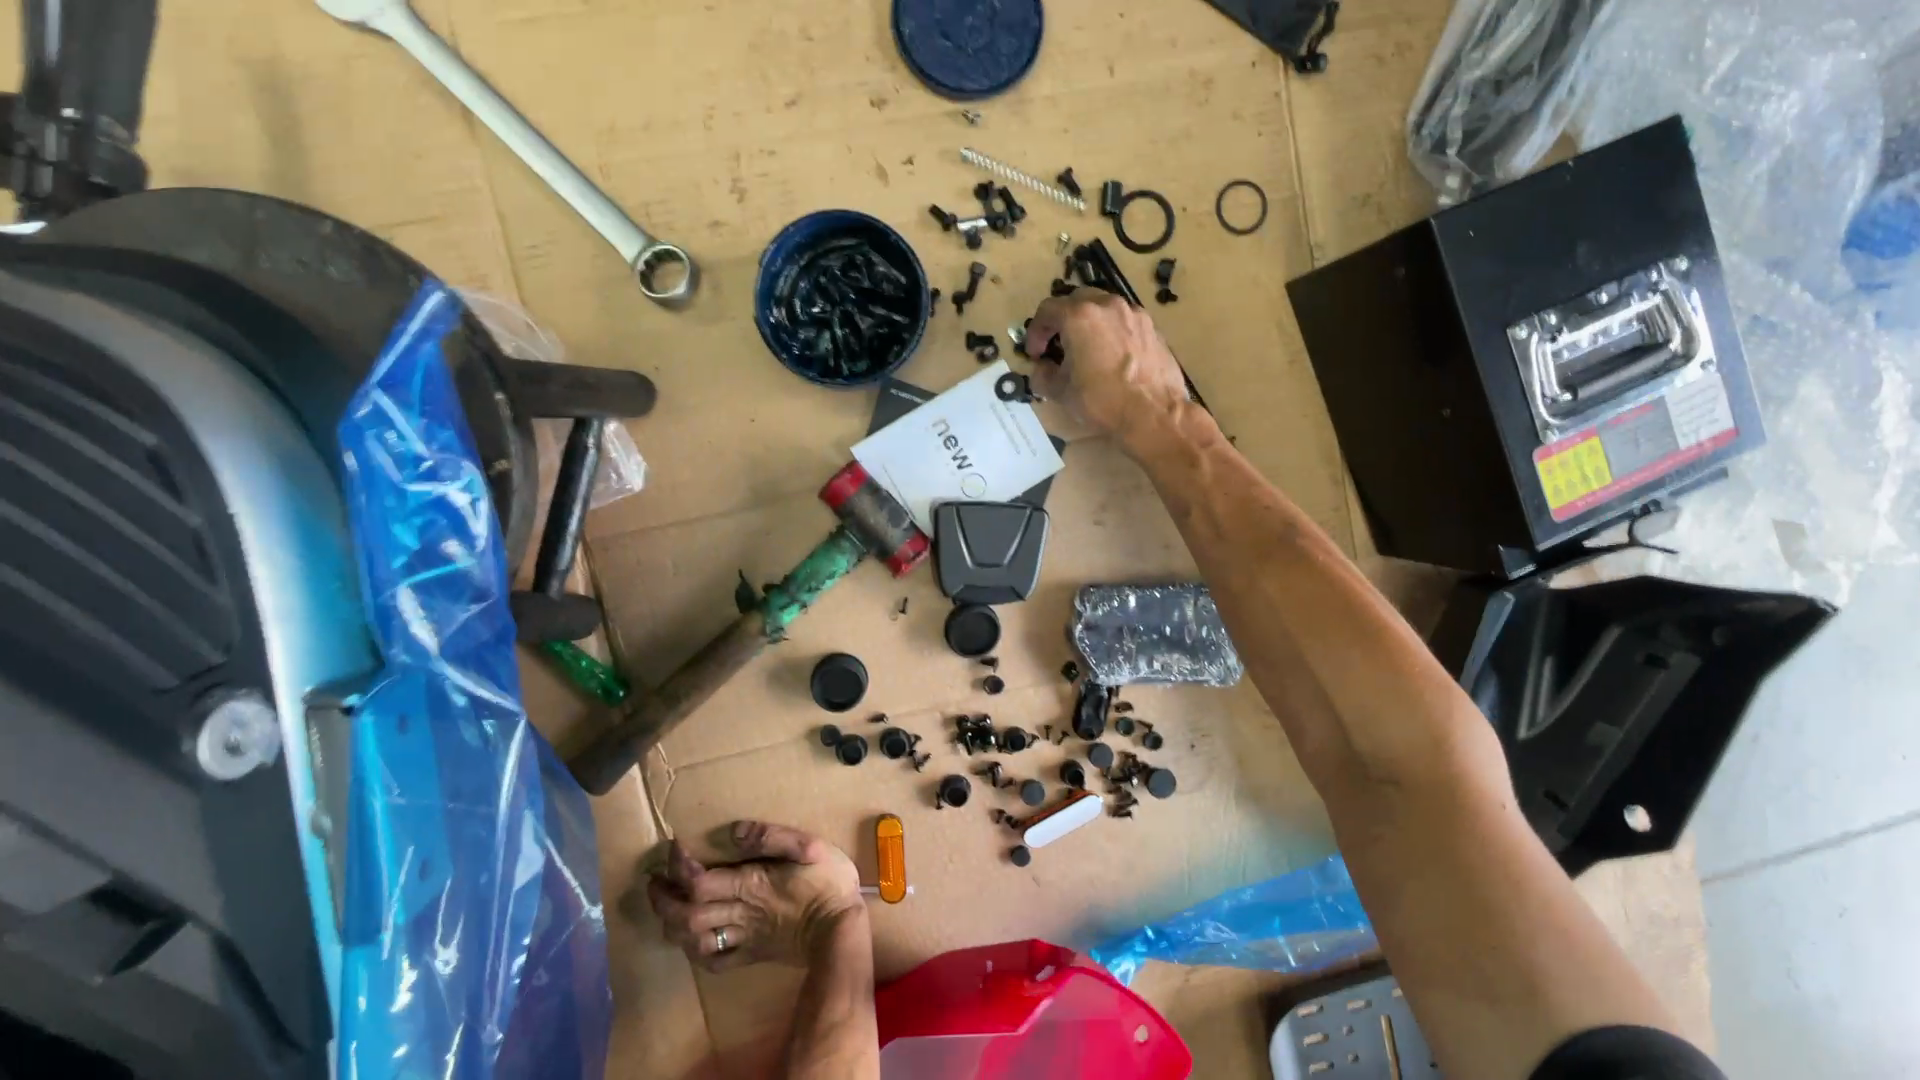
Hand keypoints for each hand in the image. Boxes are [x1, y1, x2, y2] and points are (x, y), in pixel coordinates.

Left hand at [647, 821, 864, 971]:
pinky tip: (693, 941)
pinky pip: (715, 962)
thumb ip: (772, 836)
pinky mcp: (752, 955)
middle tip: (654, 881)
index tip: (674, 846)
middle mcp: (739, 913)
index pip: (697, 881)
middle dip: (662, 898)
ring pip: (693, 940)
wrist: (841, 931)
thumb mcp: (809, 847)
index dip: (677, 866)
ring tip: (667, 907)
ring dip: (672, 925)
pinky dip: (696, 953)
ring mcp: (743, 938)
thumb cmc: (827, 883)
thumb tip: (734, 830)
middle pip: (685, 914)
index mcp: (749, 885)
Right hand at [1022, 289, 1188, 448]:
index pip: (1048, 310)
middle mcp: (1107, 306)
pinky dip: (1112, 332)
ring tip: (1087, 349)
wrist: (1154, 414)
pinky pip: (1124, 322)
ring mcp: (1134, 314)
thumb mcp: (1061, 393)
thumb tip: (1042, 368)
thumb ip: (1043, 375)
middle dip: (1063, 321)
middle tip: (1059, 345)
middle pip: (1077, 301)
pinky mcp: (1152, 328)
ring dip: (1089, 323)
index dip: (1036, 331)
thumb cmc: (1102, 401)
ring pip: (1103, 308)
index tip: (1036, 353)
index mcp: (1080, 316)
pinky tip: (1113, 357)